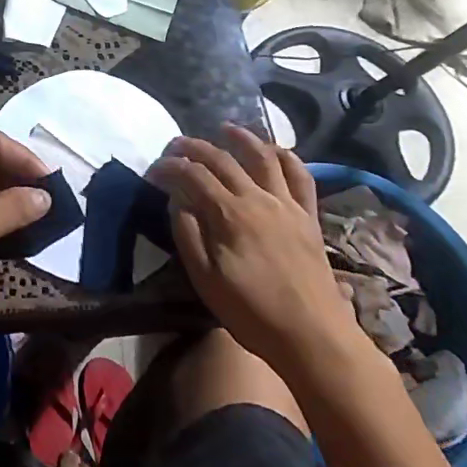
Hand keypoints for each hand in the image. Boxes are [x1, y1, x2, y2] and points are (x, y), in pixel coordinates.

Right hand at [147, 124, 360, 374]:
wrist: (313, 337)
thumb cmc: (250, 311)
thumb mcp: (205, 278)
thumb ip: (188, 234)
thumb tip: (178, 202)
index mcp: (230, 215)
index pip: (193, 176)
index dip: (169, 167)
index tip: (152, 170)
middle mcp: (260, 200)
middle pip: (224, 160)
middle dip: (195, 147)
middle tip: (175, 145)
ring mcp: (288, 206)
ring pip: (265, 158)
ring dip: (243, 139)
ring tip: (225, 129)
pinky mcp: (308, 218)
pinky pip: (301, 178)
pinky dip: (286, 158)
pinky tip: (275, 152)